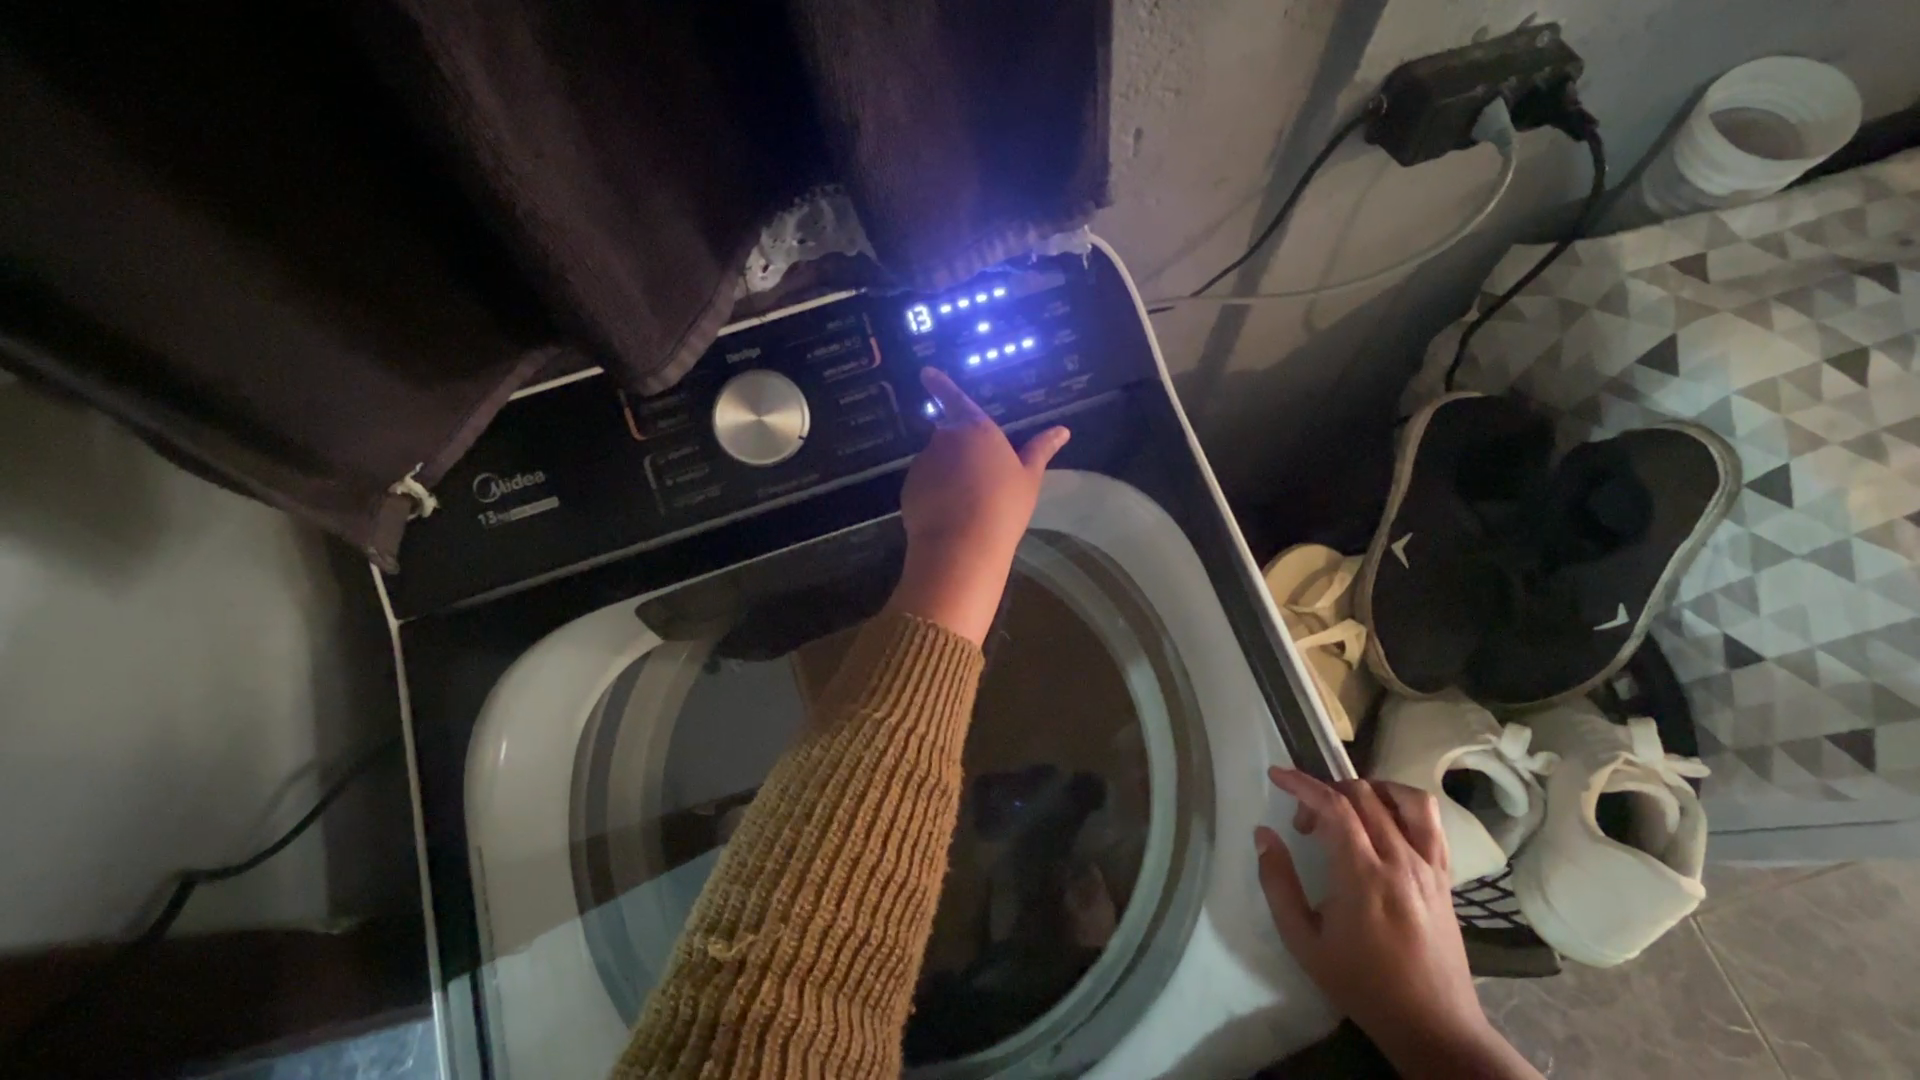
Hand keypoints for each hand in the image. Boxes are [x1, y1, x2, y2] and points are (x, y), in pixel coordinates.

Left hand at [887, 368, 1068, 644]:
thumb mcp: (1029, 478)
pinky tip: (949, 515)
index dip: (940, 385)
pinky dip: (934, 494)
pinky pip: (924, 485)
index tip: (927, 372)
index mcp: (976, 429)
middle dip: (958, 450)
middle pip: (948, 435)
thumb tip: (1062, 430)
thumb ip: (1040, 450)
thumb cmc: (1004, 506)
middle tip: (978, 478)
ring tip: (966, 503)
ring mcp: (923, 463)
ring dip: (946, 473)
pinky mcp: (909, 488)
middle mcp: (945, 439)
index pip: (954, 399)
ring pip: (935, 462)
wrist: (962, 545)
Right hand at [1255, 769, 1537, 1078]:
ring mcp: (1429, 866)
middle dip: (1324, 793)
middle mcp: (1400, 860)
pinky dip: (1402, 805)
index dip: (1302, 783)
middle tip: (1304, 824)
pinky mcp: (1445, 876)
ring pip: (1403, 798)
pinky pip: (1430, 821)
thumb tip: (1264, 835)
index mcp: (1362, 875)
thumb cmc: (1361, 983)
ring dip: (1368, 791)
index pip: (1333, 806)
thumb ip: (1278, 884)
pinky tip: (1383, 824)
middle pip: (1362, 795)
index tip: (1276, 774)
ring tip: (1347, 811)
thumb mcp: (1303, 941)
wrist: (1431, 1023)